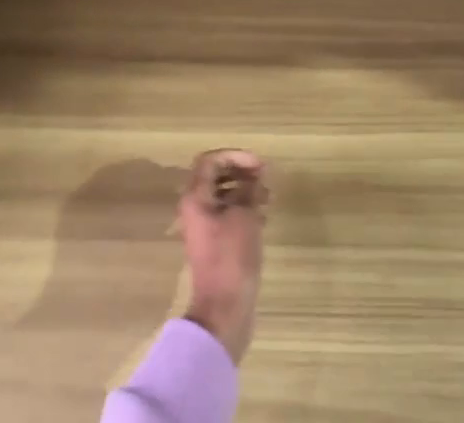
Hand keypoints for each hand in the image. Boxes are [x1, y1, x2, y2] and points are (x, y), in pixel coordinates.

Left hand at [177, 148, 267, 364]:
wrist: (224, 308)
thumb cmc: (232, 258)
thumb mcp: (244, 218)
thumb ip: (249, 190)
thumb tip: (254, 174)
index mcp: (195, 198)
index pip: (210, 161)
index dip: (235, 156)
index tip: (260, 165)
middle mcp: (194, 208)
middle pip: (214, 177)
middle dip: (240, 172)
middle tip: (265, 178)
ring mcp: (204, 227)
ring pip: (222, 196)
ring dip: (244, 190)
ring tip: (268, 196)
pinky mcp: (215, 243)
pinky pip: (227, 215)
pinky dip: (244, 209)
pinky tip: (263, 216)